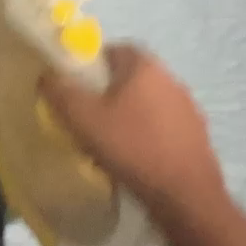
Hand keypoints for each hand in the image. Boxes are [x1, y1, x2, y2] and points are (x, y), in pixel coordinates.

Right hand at [40, 45, 229, 227]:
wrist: (185, 196)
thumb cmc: (129, 146)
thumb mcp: (80, 117)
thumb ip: (59, 89)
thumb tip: (48, 74)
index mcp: (144, 66)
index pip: (113, 49)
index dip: (90, 64)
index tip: (74, 86)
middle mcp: (171, 79)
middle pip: (129, 76)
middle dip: (106, 91)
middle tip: (85, 113)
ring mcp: (188, 108)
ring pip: (146, 102)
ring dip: (126, 113)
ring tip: (107, 139)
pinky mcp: (197, 135)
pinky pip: (161, 125)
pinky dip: (145, 134)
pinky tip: (132, 156)